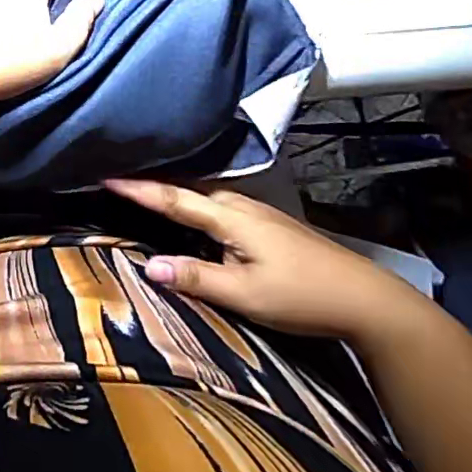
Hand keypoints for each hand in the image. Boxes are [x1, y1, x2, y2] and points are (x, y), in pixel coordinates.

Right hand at [103, 179, 438, 345]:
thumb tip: (148, 265)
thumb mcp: (245, 296)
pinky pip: (216, 201)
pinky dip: (193, 200)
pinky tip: (189, 209)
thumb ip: (196, 279)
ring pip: (203, 192)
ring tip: (144, 187)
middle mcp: (240, 204)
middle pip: (187, 186)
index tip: (106, 174)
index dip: (137, 187)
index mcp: (230, 217)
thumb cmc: (302, 296)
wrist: (365, 296)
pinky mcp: (265, 221)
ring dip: (173, 189)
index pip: (173, 198)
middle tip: (117, 176)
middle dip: (151, 180)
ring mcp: (256, 210)